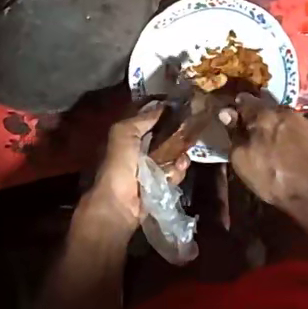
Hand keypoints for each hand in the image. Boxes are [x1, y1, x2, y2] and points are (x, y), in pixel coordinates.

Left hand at [76, 103, 181, 237]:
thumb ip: (142, 119)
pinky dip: (176, 172)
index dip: (165, 114)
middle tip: (188, 134)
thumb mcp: (124, 132)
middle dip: (178, 136)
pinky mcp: (161, 184)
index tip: (183, 108)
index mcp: (130, 136)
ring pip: (174, 155)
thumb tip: (162, 106)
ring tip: (180, 160)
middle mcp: (141, 150)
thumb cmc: (119, 163)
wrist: (119, 202)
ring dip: (179, 157)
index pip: (151, 120)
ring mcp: (152, 168)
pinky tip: (174, 172)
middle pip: (167, 137)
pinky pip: (175, 173)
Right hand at [223, 93, 307, 211]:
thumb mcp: (241, 159)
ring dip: (275, 125)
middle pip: (266, 108)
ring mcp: (304, 121)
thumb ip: (234, 133)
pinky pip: (296, 127)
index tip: (233, 119)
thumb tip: (226, 113)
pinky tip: (288, 149)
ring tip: (272, 142)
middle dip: (257, 118)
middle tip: (251, 134)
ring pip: (283, 117)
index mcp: (264, 114)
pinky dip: (289, 133)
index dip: (236, 109)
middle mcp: (285, 111)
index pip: (245, 100)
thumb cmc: (271, 177)